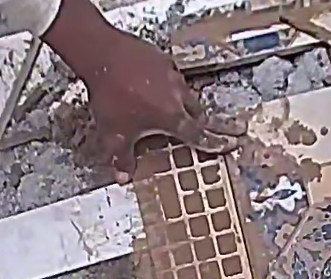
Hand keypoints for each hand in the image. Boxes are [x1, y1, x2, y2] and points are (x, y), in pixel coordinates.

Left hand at [43, 1, 238, 180]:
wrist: (99, 51)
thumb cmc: (110, 94)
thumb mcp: (115, 135)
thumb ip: (122, 158)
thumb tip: (124, 176)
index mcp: (172, 117)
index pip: (200, 135)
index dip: (216, 142)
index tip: (230, 143)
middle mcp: (176, 94)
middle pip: (197, 113)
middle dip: (198, 124)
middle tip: (197, 131)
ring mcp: (169, 72)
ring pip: (186, 93)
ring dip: (183, 104)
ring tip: (173, 111)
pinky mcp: (159, 57)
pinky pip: (171, 76)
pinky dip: (168, 86)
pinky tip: (155, 90)